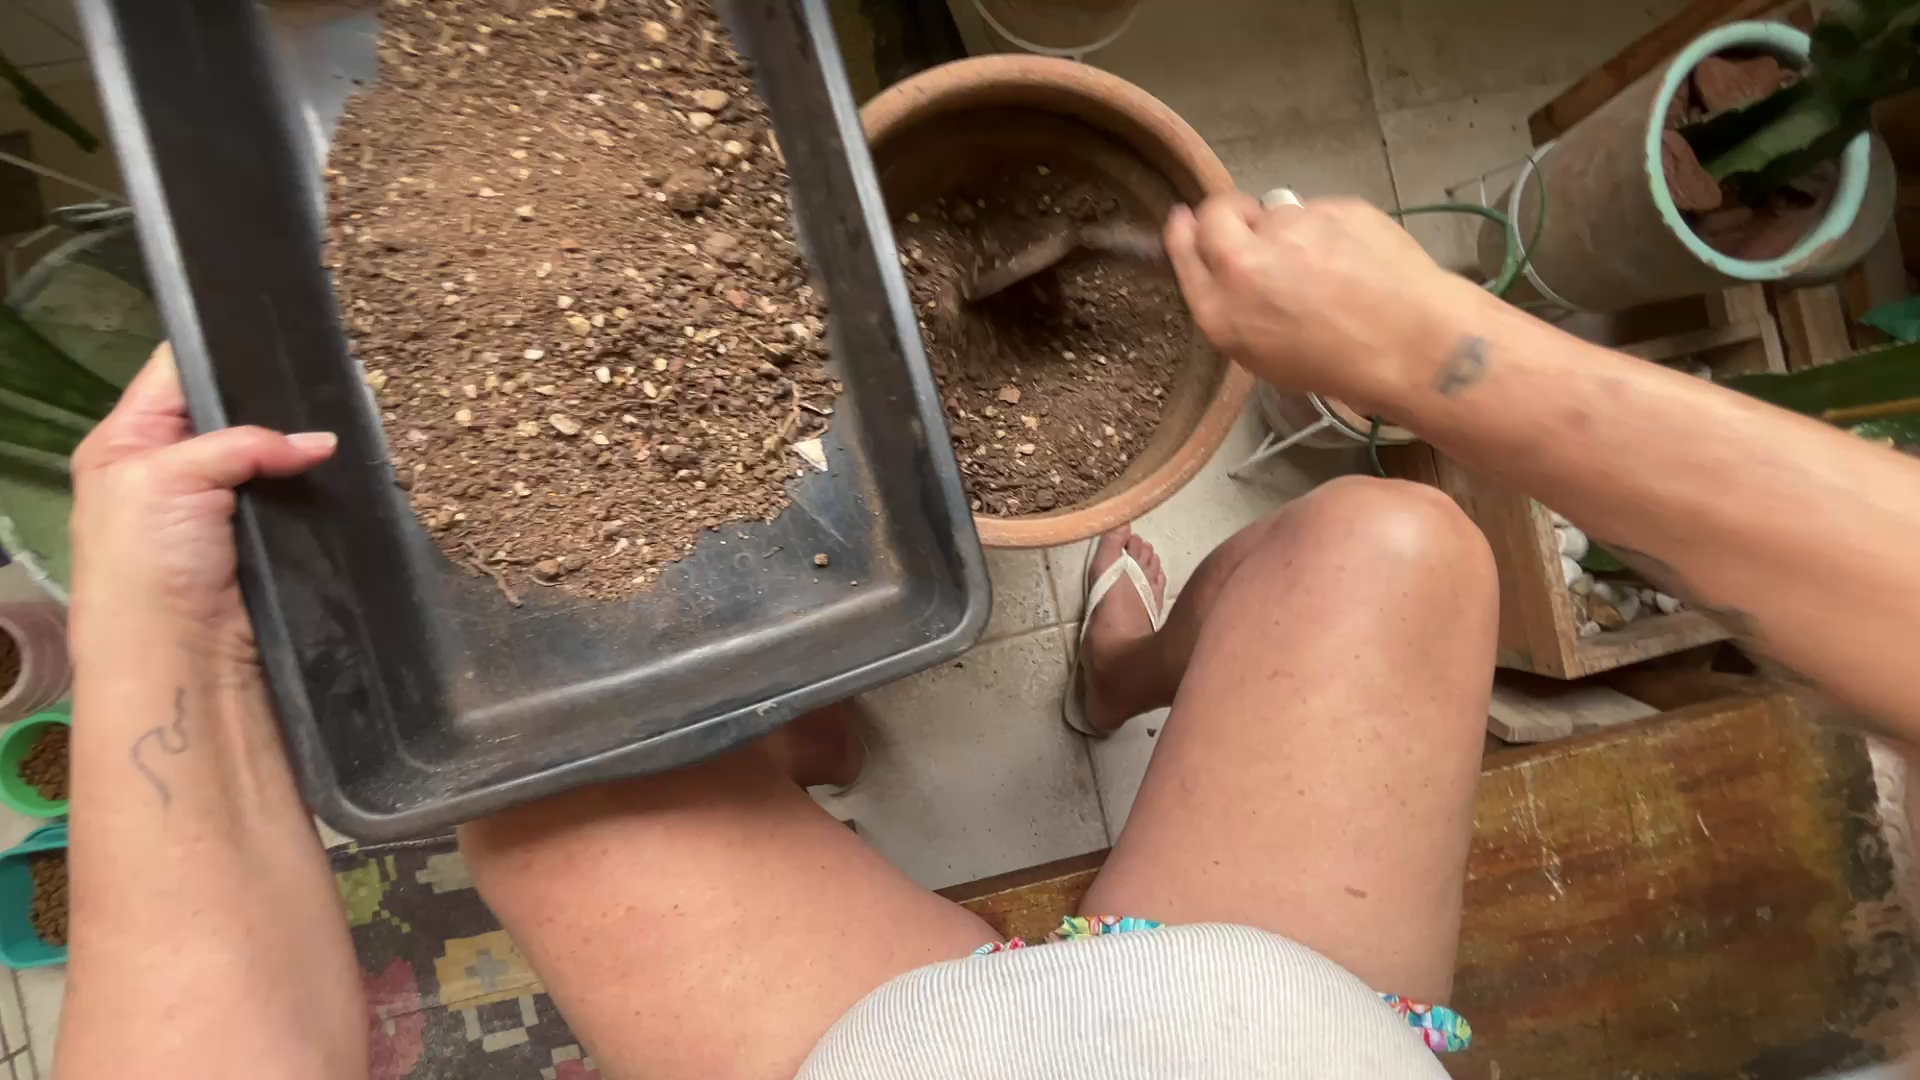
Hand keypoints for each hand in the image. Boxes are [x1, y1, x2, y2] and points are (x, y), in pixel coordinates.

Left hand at [68, 344, 336, 667]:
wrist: (183, 643)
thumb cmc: (147, 557)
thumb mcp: (166, 479)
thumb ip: (242, 445)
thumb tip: (324, 442)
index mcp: (130, 441)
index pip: (175, 376)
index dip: (219, 352)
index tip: (276, 335)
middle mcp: (178, 465)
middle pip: (236, 415)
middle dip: (279, 403)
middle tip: (333, 381)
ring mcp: (228, 500)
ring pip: (274, 455)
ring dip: (305, 445)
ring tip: (352, 420)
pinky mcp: (270, 530)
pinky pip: (299, 493)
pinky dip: (320, 481)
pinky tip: (347, 467)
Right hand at [1165, 193, 1472, 410]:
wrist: (1407, 345)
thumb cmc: (1330, 364)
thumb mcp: (1257, 354)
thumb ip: (1230, 305)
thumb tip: (1230, 269)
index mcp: (1219, 310)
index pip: (1185, 246)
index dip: (1184, 229)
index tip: (1187, 219)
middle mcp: (1244, 265)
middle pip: (1216, 212)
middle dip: (1227, 214)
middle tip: (1251, 230)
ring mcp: (1291, 230)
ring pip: (1275, 213)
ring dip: (1287, 230)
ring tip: (1321, 266)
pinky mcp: (1334, 208)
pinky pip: (1319, 212)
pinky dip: (1328, 230)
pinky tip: (1350, 259)